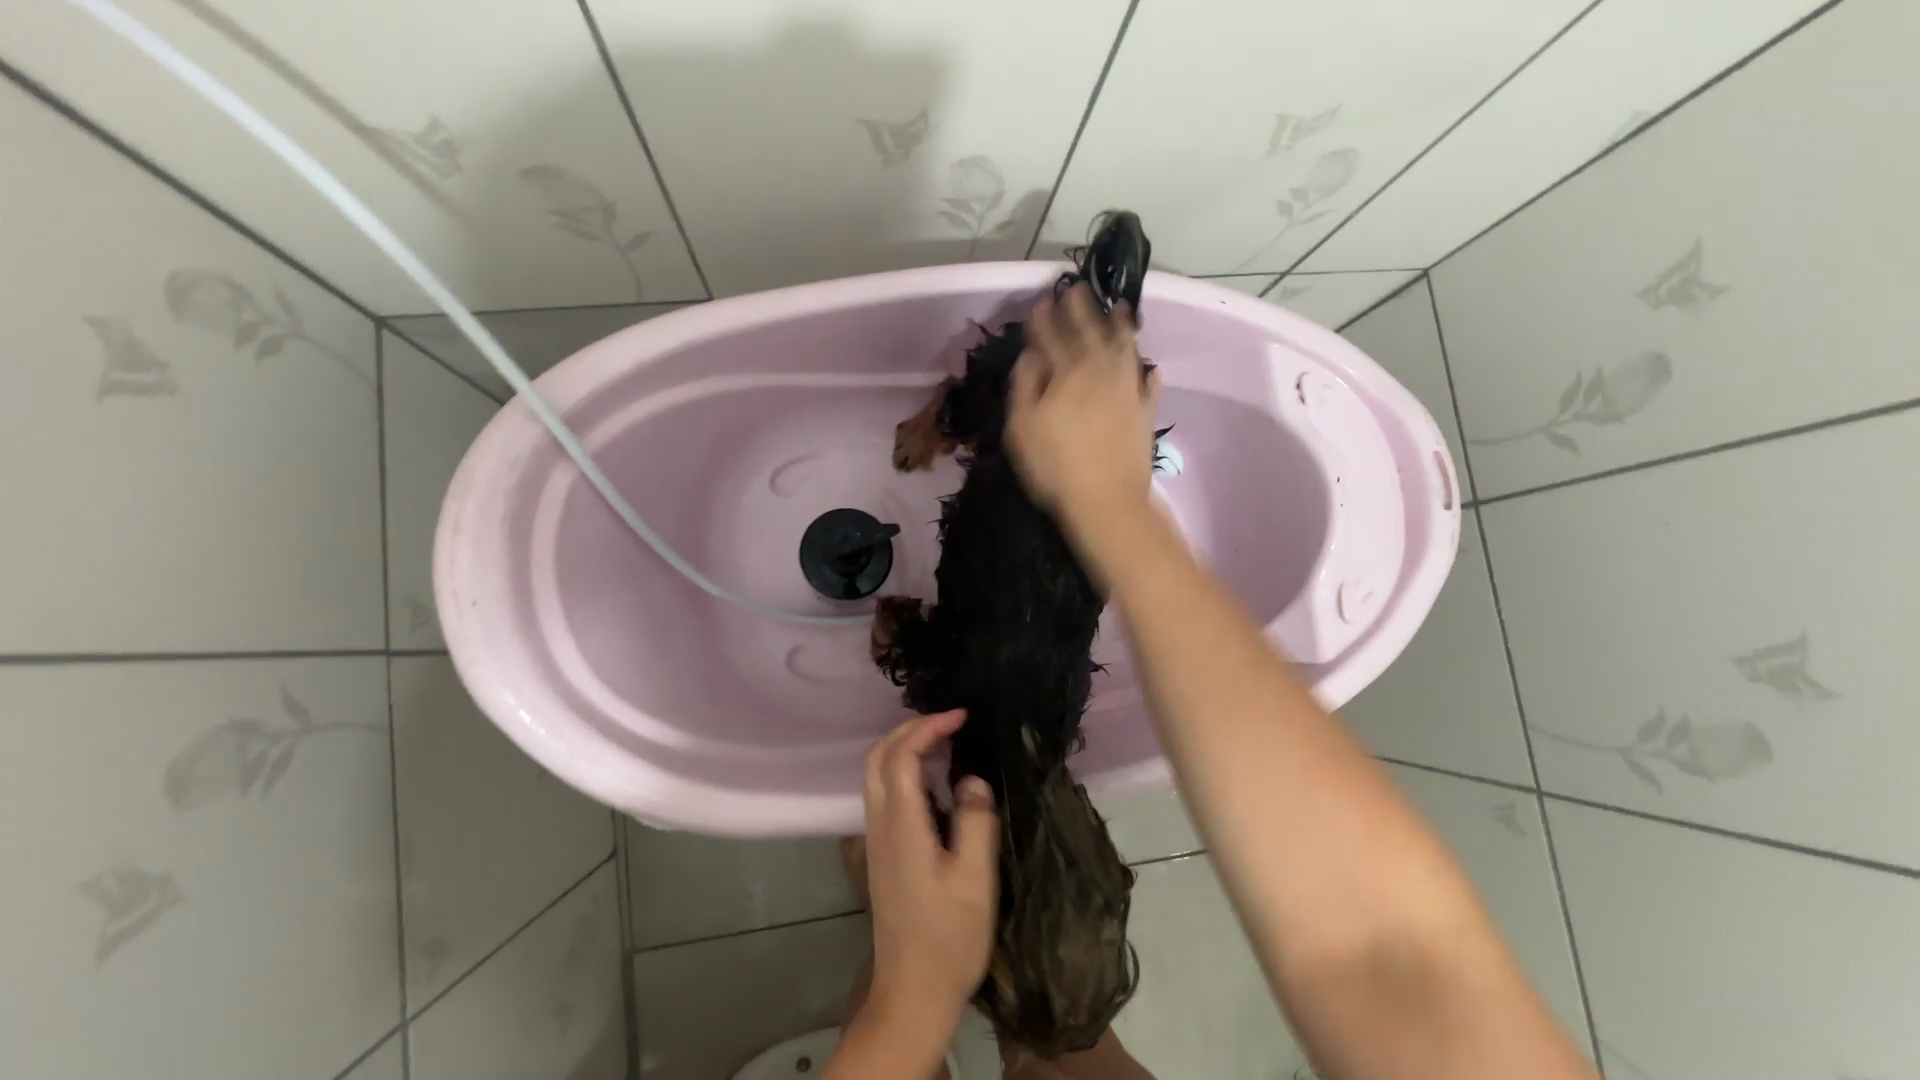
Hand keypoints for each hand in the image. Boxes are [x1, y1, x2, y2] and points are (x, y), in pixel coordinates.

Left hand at [861, 711, 999, 1031]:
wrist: (912, 992)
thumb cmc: (949, 938)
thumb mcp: (976, 880)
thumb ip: (975, 821)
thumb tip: (971, 778)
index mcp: (901, 826)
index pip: (902, 756)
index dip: (929, 728)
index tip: (963, 717)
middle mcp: (880, 826)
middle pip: (877, 757)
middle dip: (909, 729)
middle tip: (951, 724)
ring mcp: (876, 841)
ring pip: (877, 775)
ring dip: (905, 749)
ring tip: (948, 745)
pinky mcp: (883, 855)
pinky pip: (885, 796)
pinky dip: (906, 773)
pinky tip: (938, 784)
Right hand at [1007, 283, 1160, 535]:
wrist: (1106, 501)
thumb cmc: (1054, 465)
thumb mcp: (1022, 427)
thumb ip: (1025, 386)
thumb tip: (1032, 355)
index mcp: (1068, 372)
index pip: (1054, 336)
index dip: (1046, 318)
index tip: (1041, 301)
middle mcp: (1102, 371)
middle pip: (1091, 333)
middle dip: (1082, 309)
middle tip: (1077, 289)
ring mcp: (1128, 391)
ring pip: (1126, 349)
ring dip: (1121, 326)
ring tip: (1120, 307)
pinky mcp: (1145, 413)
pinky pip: (1150, 386)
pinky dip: (1150, 373)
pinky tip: (1152, 367)